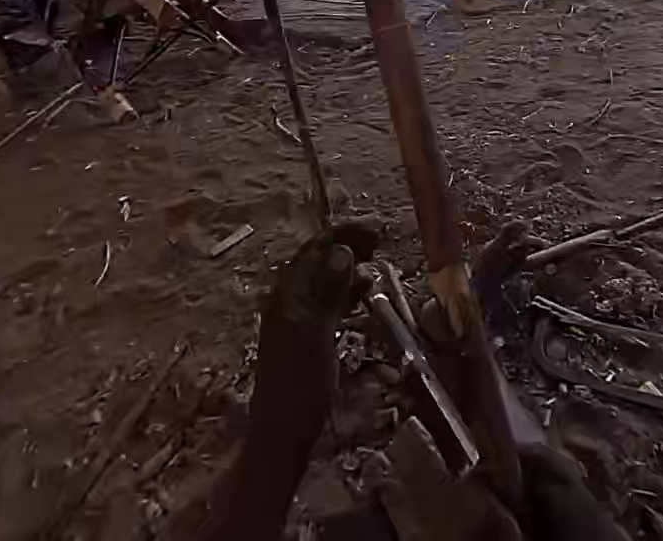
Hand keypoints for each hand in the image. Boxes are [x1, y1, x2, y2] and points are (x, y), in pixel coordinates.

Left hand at [191, 220, 380, 540]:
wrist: (283, 434)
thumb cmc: (299, 384)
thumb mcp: (316, 334)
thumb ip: (327, 291)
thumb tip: (344, 250)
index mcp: (287, 292)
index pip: (315, 249)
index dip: (343, 233)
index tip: (375, 227)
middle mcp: (290, 298)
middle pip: (319, 259)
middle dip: (347, 244)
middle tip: (379, 239)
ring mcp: (298, 316)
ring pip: (325, 279)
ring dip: (349, 266)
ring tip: (377, 260)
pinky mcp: (309, 334)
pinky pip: (330, 300)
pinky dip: (347, 290)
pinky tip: (366, 292)